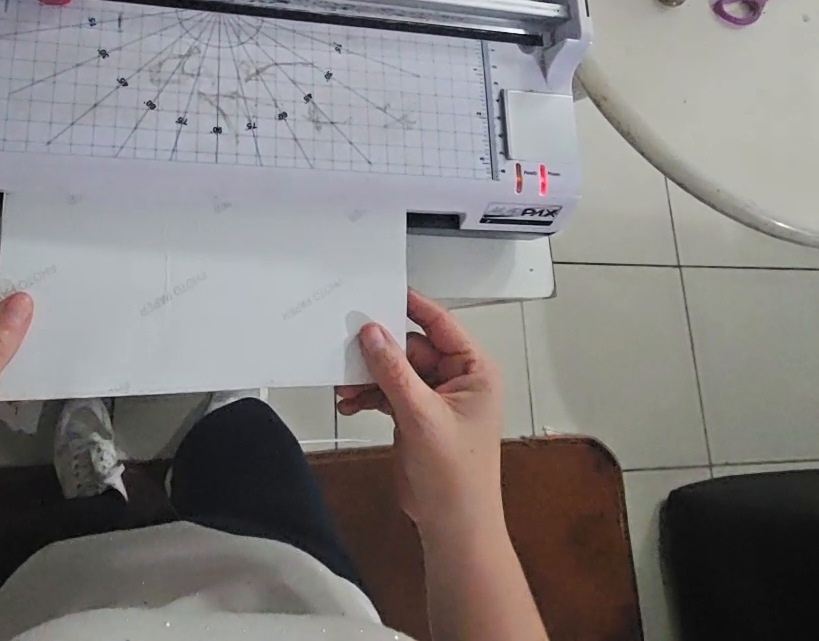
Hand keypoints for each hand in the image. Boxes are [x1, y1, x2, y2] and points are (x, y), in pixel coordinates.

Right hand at [336, 291, 504, 544]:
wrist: (452, 527)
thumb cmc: (456, 478)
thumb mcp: (421, 415)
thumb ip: (394, 371)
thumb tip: (373, 332)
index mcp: (474, 370)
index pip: (440, 324)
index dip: (412, 306)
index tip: (383, 290)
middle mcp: (457, 378)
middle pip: (410, 347)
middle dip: (379, 352)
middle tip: (348, 347)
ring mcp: (436, 397)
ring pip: (395, 370)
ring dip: (369, 377)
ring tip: (344, 385)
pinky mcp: (417, 414)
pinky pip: (389, 391)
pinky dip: (369, 395)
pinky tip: (350, 402)